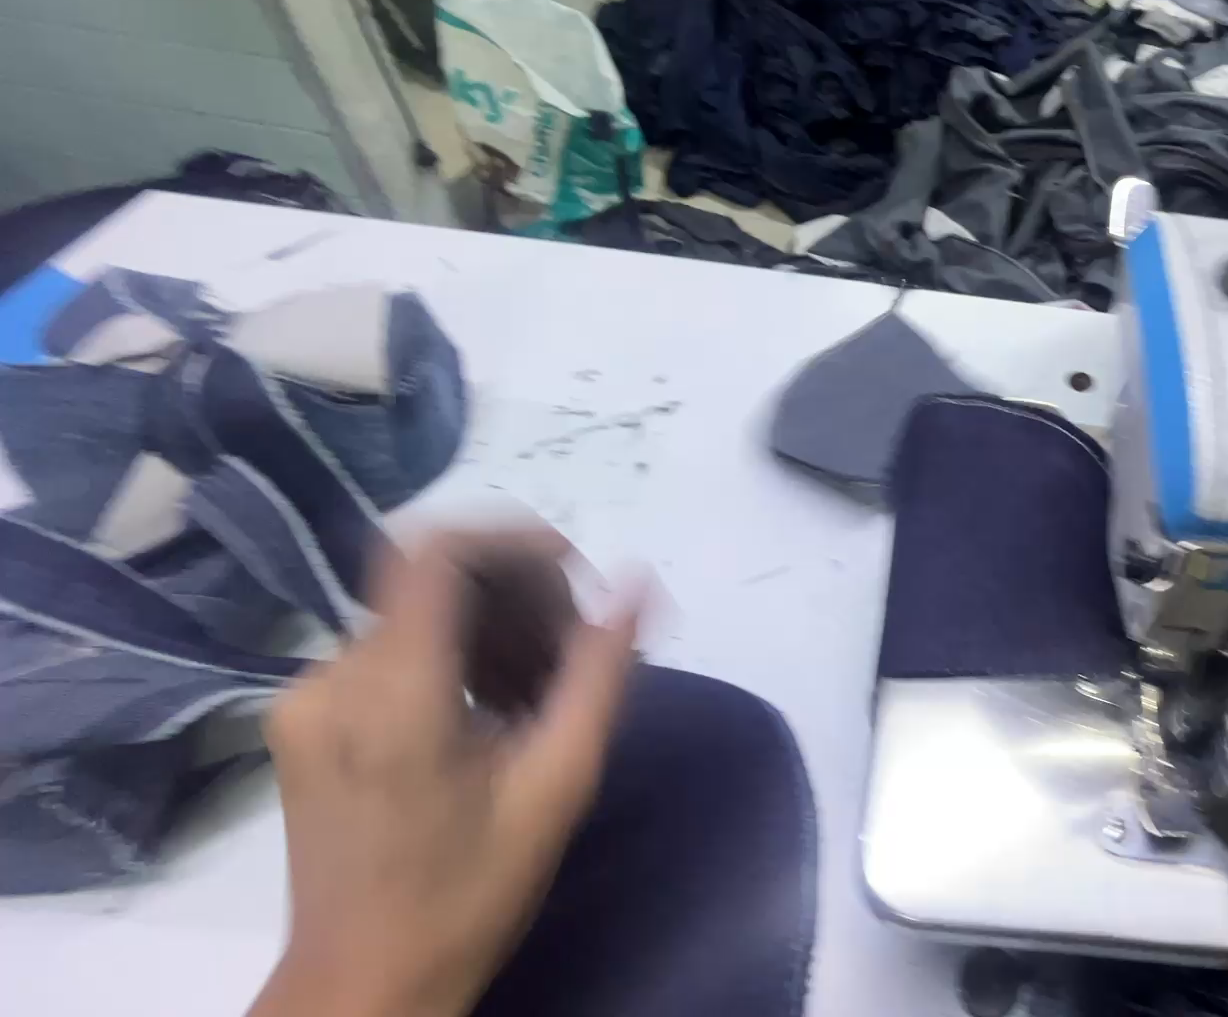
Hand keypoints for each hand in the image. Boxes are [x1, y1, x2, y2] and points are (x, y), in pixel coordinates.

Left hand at [249, 528, 641, 1016]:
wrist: (363, 986)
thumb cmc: (472, 890)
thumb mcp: (560, 780)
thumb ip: (601, 672)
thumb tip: (636, 583)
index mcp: (392, 696)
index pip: (435, 553)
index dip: (513, 538)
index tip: (575, 571)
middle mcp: (332, 678)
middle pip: (440, 581)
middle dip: (525, 596)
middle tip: (580, 653)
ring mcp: (310, 696)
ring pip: (425, 612)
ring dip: (500, 627)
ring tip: (547, 689)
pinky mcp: (309, 715)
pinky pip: (401, 645)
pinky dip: (464, 653)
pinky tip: (500, 705)